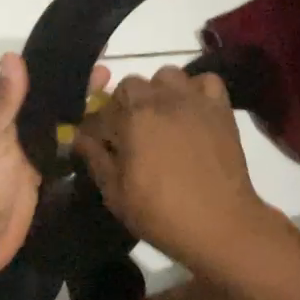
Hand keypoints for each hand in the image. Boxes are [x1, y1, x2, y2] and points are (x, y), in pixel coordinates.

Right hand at [75, 66, 273, 264]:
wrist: (220, 224)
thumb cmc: (161, 213)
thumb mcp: (116, 194)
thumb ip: (95, 159)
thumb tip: (79, 138)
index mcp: (132, 118)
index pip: (101, 110)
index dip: (95, 128)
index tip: (98, 146)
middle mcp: (162, 100)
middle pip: (132, 85)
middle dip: (124, 105)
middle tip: (128, 134)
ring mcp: (194, 101)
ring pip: (167, 75)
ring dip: (158, 92)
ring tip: (160, 119)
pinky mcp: (221, 109)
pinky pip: (206, 82)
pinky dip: (195, 91)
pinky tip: (191, 112)